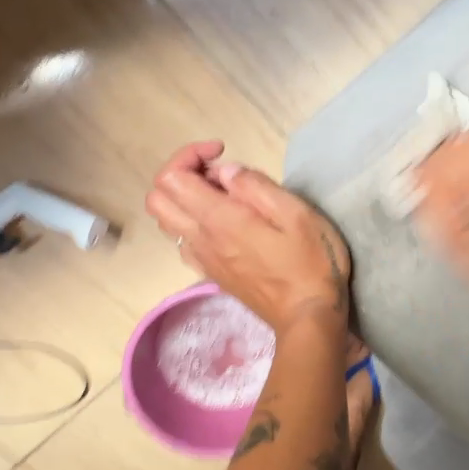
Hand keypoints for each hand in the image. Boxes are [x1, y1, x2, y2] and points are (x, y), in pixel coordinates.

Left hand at [148, 141, 351, 339]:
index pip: (171, 178)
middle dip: (180, 173)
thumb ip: (257, 186)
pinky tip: (227, 222)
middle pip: (157, 198)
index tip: (223, 152)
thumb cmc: (311, 263)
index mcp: (219, 220)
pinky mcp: (211, 272)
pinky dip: (193, 221)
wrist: (307, 317)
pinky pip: (183, 240)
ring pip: (167, 220)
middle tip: (219, 171)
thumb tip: (227, 171)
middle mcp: (200, 239)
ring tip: (226, 194)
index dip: (190, 155)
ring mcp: (202, 259)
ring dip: (185, 198)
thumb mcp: (297, 214)